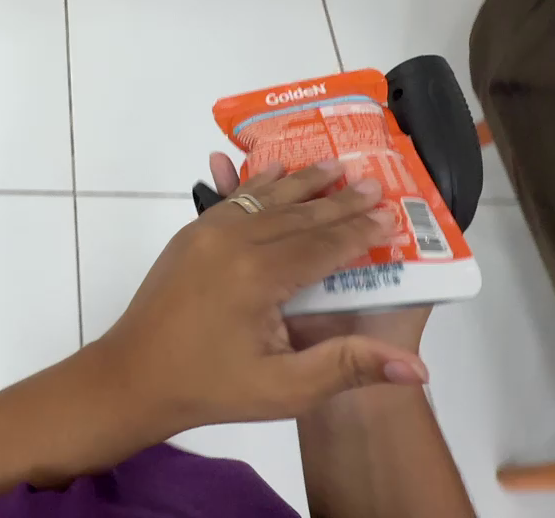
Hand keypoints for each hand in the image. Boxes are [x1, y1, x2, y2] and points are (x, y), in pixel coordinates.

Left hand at [87, 161, 429, 439]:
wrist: (135, 372)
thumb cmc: (212, 386)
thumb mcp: (285, 388)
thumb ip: (348, 367)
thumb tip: (419, 369)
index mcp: (257, 275)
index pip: (321, 245)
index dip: (358, 231)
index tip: (391, 214)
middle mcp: (231, 241)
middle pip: (296, 215)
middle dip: (338, 200)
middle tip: (372, 182)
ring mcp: (205, 232)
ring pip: (263, 199)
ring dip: (300, 183)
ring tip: (332, 166)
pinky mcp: (189, 234)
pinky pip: (232, 201)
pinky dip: (258, 185)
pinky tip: (272, 172)